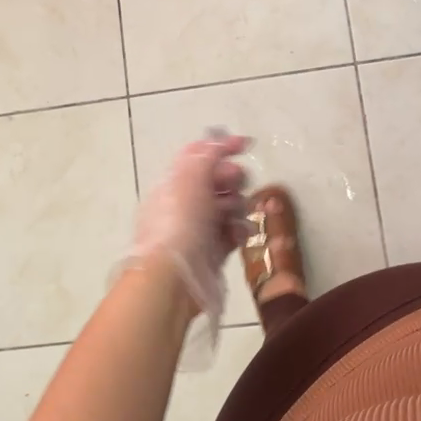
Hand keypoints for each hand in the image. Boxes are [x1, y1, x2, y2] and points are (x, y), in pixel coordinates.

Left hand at [125, 135, 250, 321]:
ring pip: (229, 207)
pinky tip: (240, 235)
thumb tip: (221, 142)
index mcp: (174, 183)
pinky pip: (232, 233)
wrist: (173, 278)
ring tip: (236, 216)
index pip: (198, 156)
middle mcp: (184, 203)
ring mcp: (198, 229)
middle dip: (232, 179)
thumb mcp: (189, 178)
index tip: (247, 145)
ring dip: (238, 206)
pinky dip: (238, 231)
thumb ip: (207, 155)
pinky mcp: (213, 252)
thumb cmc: (179, 222)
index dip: (221, 147)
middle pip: (217, 180)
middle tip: (235, 185)